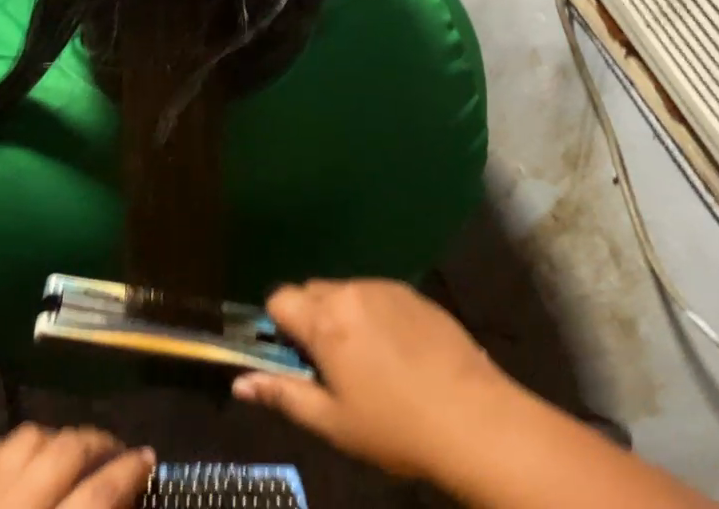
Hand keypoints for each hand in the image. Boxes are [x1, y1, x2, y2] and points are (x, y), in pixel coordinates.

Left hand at [0, 424, 154, 508]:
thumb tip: (113, 504)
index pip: (99, 495)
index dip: (129, 473)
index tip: (149, 459)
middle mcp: (13, 508)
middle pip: (66, 453)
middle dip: (100, 444)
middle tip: (118, 451)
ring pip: (30, 439)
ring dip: (59, 440)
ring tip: (74, 453)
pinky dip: (16, 449)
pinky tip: (26, 461)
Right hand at [232, 279, 517, 480]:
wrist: (478, 422)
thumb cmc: (396, 427)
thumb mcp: (332, 422)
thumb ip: (282, 394)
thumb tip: (240, 383)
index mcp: (325, 320)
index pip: (279, 298)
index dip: (279, 326)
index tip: (295, 358)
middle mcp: (352, 292)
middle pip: (311, 291)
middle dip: (310, 319)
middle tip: (330, 364)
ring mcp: (388, 290)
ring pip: (346, 292)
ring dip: (343, 315)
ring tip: (369, 361)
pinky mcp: (417, 296)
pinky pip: (379, 296)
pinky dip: (375, 315)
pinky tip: (399, 353)